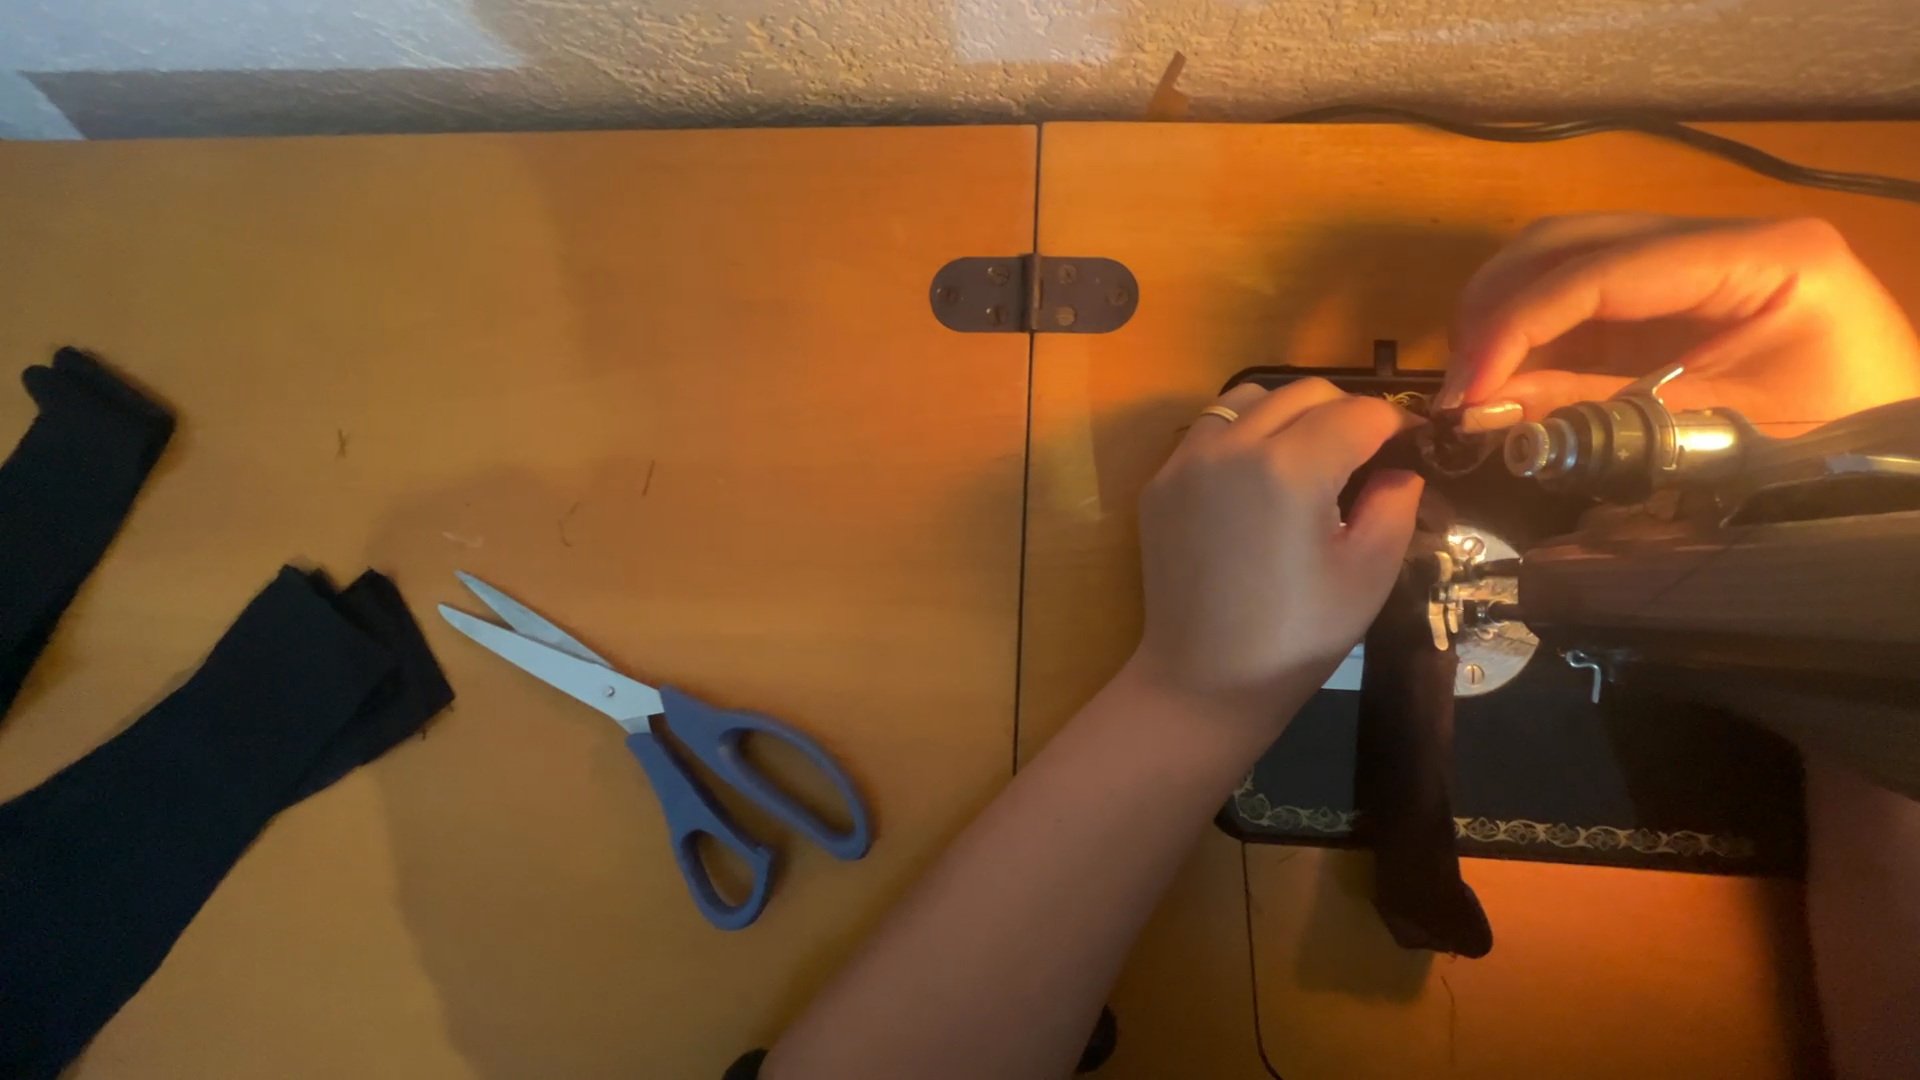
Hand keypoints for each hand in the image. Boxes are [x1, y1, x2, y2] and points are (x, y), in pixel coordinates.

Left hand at [1132, 379, 1421, 729]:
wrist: (1203, 675)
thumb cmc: (1295, 636)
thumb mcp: (1368, 573)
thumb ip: (1394, 503)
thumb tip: (1397, 467)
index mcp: (1288, 470)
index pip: (1355, 414)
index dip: (1394, 423)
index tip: (1408, 442)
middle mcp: (1228, 450)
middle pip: (1301, 393)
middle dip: (1342, 412)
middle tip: (1362, 452)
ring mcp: (1183, 464)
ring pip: (1245, 401)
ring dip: (1285, 413)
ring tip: (1305, 456)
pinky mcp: (1157, 485)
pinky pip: (1206, 433)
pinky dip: (1239, 436)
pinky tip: (1254, 478)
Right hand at [1440, 215, 1919, 431]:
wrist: (1890, 441)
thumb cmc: (1830, 436)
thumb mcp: (1710, 431)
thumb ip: (1592, 411)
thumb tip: (1478, 412)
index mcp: (1757, 256)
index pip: (1595, 272)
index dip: (1512, 328)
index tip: (1464, 393)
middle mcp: (1708, 240)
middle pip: (1559, 244)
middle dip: (1490, 313)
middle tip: (1460, 389)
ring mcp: (1673, 264)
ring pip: (1545, 259)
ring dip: (1492, 318)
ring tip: (1474, 386)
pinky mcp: (1647, 299)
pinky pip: (1555, 298)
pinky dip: (1511, 334)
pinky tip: (1499, 378)